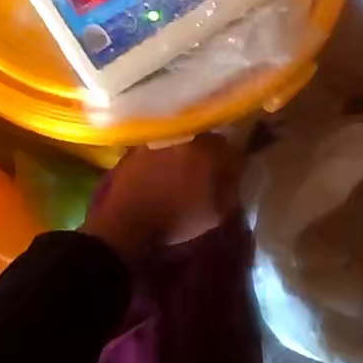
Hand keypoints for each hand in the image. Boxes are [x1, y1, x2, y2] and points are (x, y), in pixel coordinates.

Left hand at [82, 135, 238, 263]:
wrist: (128, 224)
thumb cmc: (176, 221)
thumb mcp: (216, 212)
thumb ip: (230, 187)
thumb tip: (234, 172)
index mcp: (207, 151)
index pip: (228, 145)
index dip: (230, 159)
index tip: (228, 171)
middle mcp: (183, 137)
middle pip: (203, 138)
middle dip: (207, 152)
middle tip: (205, 170)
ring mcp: (157, 139)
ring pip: (179, 140)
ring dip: (183, 152)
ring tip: (180, 171)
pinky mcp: (137, 147)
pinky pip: (158, 146)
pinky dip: (162, 156)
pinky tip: (160, 172)